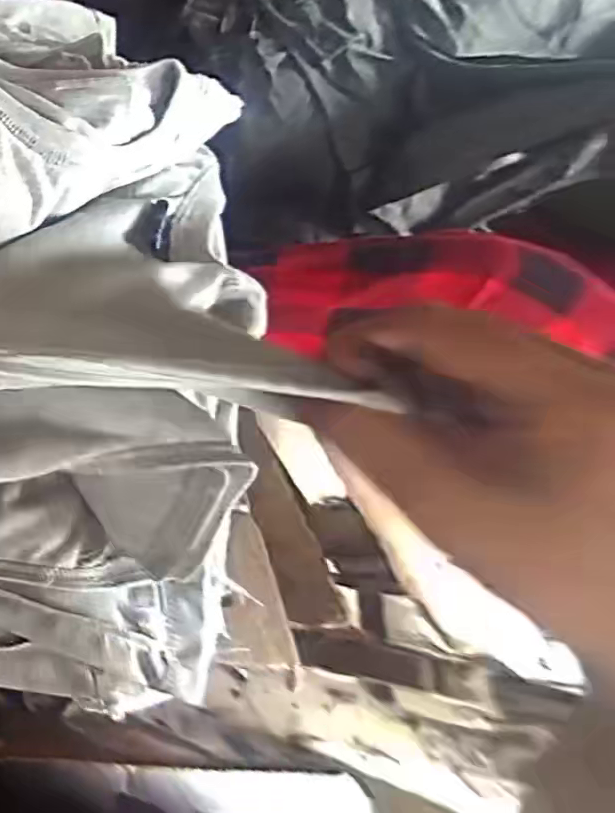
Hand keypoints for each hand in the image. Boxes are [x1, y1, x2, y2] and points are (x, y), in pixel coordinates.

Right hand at [308, 306, 614, 674]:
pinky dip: (462, 388)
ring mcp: (611, 391)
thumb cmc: (552, 568)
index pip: (430, 324)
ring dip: (422, 372)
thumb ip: (359, 433)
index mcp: (562, 391)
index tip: (329, 384)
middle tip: (357, 402)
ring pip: (485, 346)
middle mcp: (597, 374)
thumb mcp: (434, 500)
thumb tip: (308, 391)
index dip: (357, 338)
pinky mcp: (612, 409)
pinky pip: (516, 371)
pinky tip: (456, 430)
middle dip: (387, 354)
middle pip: (459, 328)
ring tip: (405, 420)